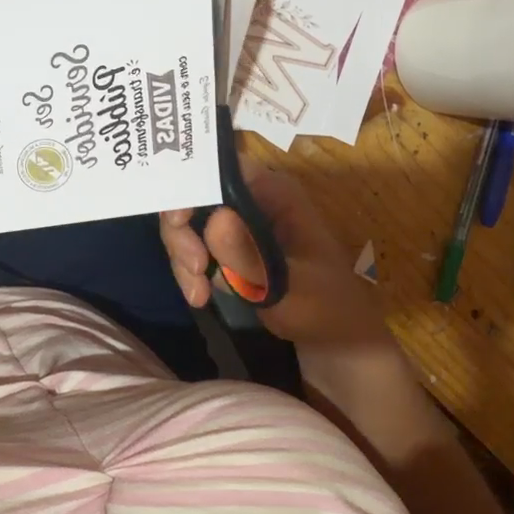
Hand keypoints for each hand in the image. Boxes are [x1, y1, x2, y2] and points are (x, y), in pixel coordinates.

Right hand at [159, 164, 392, 350]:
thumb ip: (249, 256)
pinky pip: (193, 245)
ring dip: (182, 257)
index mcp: (274, 191)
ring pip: (188, 222)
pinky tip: (199, 296)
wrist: (335, 346)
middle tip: (193, 270)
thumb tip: (215, 219)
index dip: (190, 186)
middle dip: (182, 232)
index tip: (178, 223)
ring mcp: (238, 222)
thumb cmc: (323, 310)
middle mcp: (253, 198)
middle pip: (195, 194)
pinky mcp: (228, 246)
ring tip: (197, 294)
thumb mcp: (287, 287)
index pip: (219, 167)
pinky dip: (189, 270)